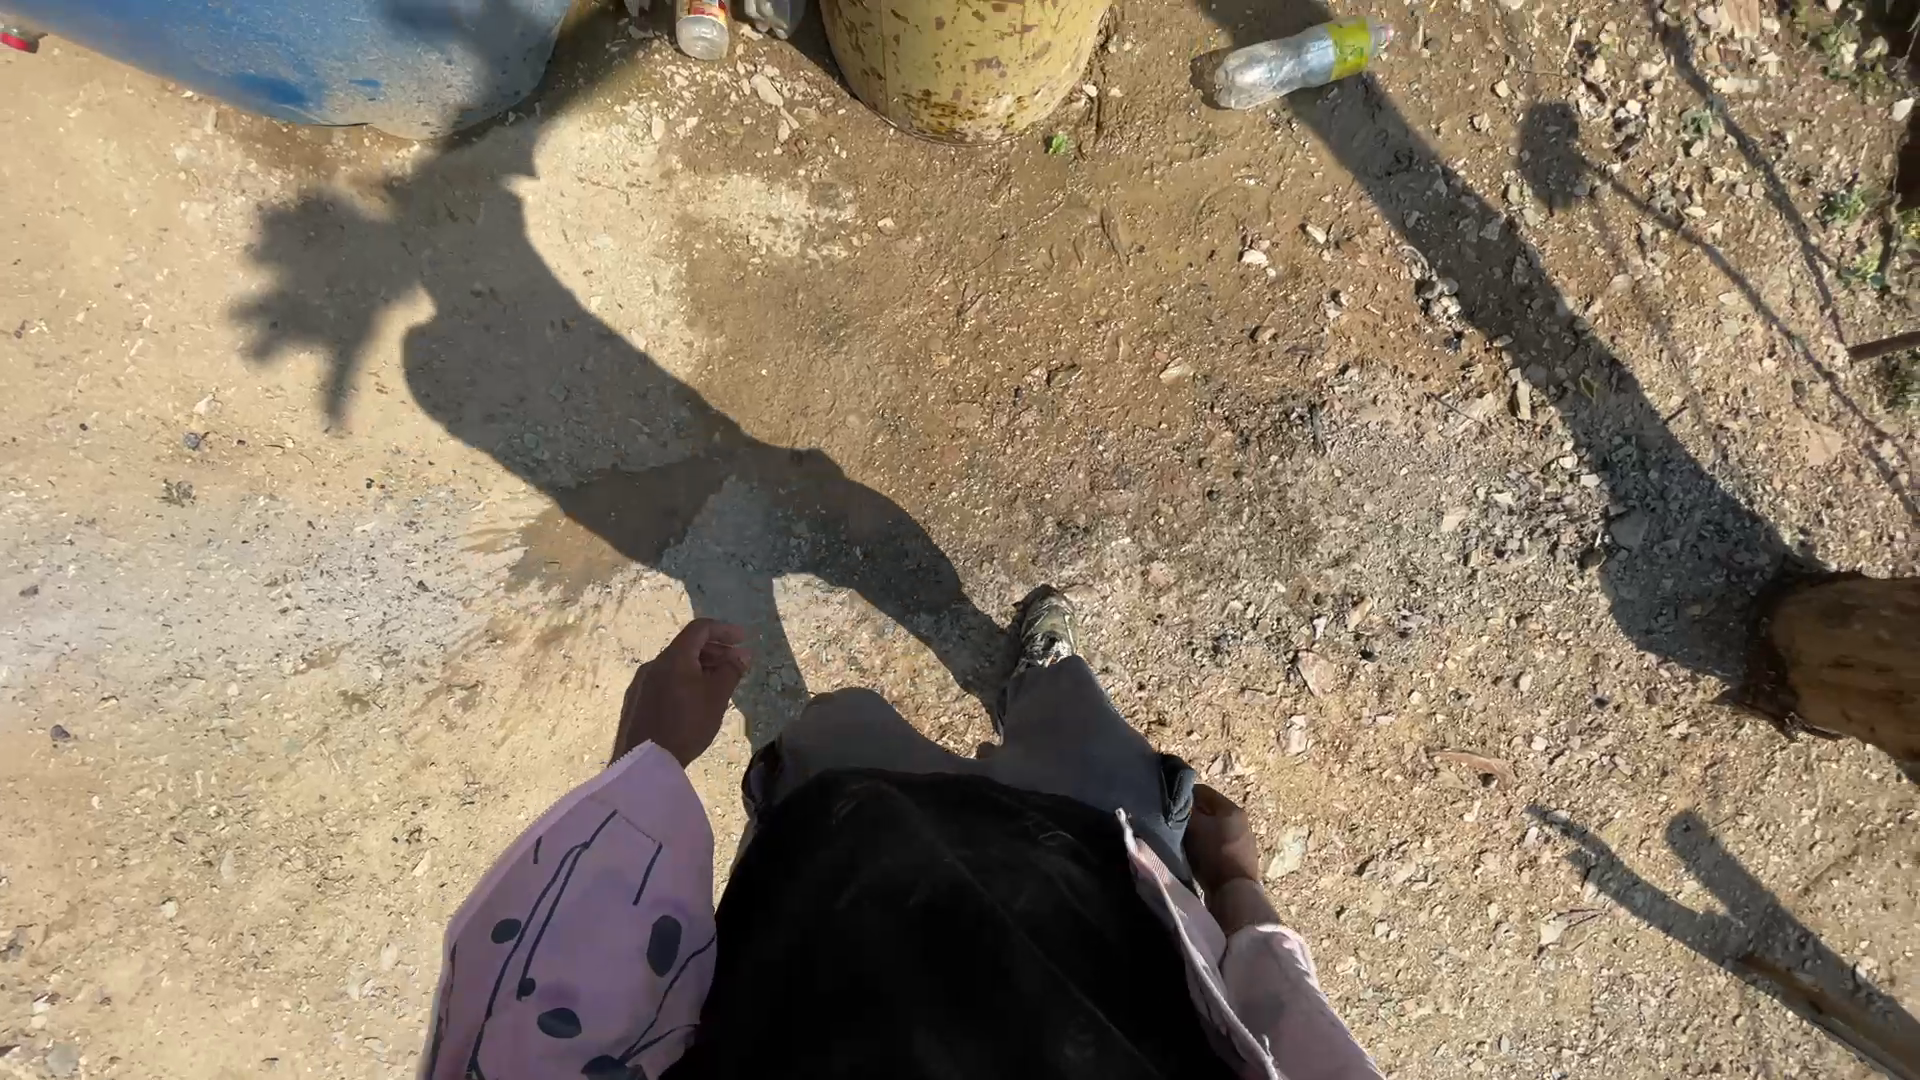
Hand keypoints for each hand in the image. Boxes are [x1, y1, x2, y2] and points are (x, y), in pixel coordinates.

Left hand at [613, 620, 750, 766]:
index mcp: (674, 658)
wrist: (643, 764)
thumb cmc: (686, 725)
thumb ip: (731, 670)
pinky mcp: (635, 702)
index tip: (743, 640)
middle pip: (687, 646)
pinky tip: (695, 701)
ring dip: (700, 667)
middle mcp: (654, 664)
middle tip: (736, 663)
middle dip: (715, 650)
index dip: (724, 630)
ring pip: (676, 665)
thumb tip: (742, 654)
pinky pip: (665, 681)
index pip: (700, 629)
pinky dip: (684, 680)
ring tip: (718, 683)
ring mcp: (641, 684)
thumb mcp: (717, 697)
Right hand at [1183, 784, 1262, 892]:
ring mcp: (1244, 841)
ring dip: (1201, 833)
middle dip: (1193, 816)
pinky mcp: (1243, 859)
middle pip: (1210, 811)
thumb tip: (1179, 802)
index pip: (1202, 791)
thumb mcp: (1194, 826)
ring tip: (1186, 841)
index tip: (1170, 806)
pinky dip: (1209, 847)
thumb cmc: (1213, 852)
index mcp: (1232, 808)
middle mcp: (1242, 821)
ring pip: (1215, 828)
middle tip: (1176, 825)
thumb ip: (1185, 809)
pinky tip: (1199, 856)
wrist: (1234, 892)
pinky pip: (1220, 845)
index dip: (1184, 796)